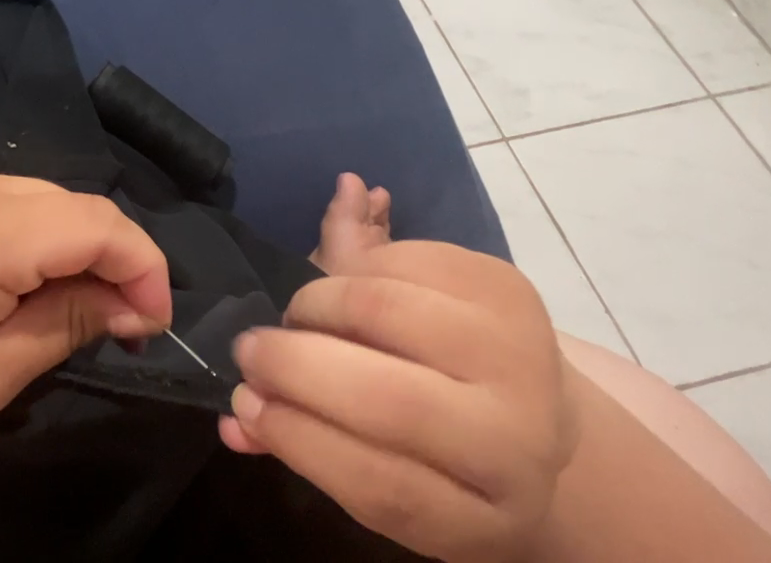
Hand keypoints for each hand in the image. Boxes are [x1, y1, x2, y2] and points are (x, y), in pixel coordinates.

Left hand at [0, 166, 171, 473]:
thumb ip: (71, 321)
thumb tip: (136, 304)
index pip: (96, 222)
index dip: (143, 265)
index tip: (155, 322)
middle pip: (78, 205)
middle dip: (118, 258)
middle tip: (129, 324)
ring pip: (54, 199)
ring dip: (86, 247)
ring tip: (92, 309)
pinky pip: (22, 201)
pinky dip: (51, 237)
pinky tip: (47, 281)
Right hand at [222, 241, 576, 562]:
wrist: (536, 409)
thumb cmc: (444, 455)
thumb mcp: (387, 475)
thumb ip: (309, 446)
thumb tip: (234, 424)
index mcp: (487, 512)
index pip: (383, 485)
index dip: (298, 439)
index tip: (248, 405)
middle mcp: (522, 440)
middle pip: (390, 400)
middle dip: (295, 365)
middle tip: (251, 349)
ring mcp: (522, 353)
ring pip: (388, 309)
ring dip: (319, 305)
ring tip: (300, 317)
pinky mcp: (508, 286)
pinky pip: (402, 259)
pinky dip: (353, 271)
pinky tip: (346, 291)